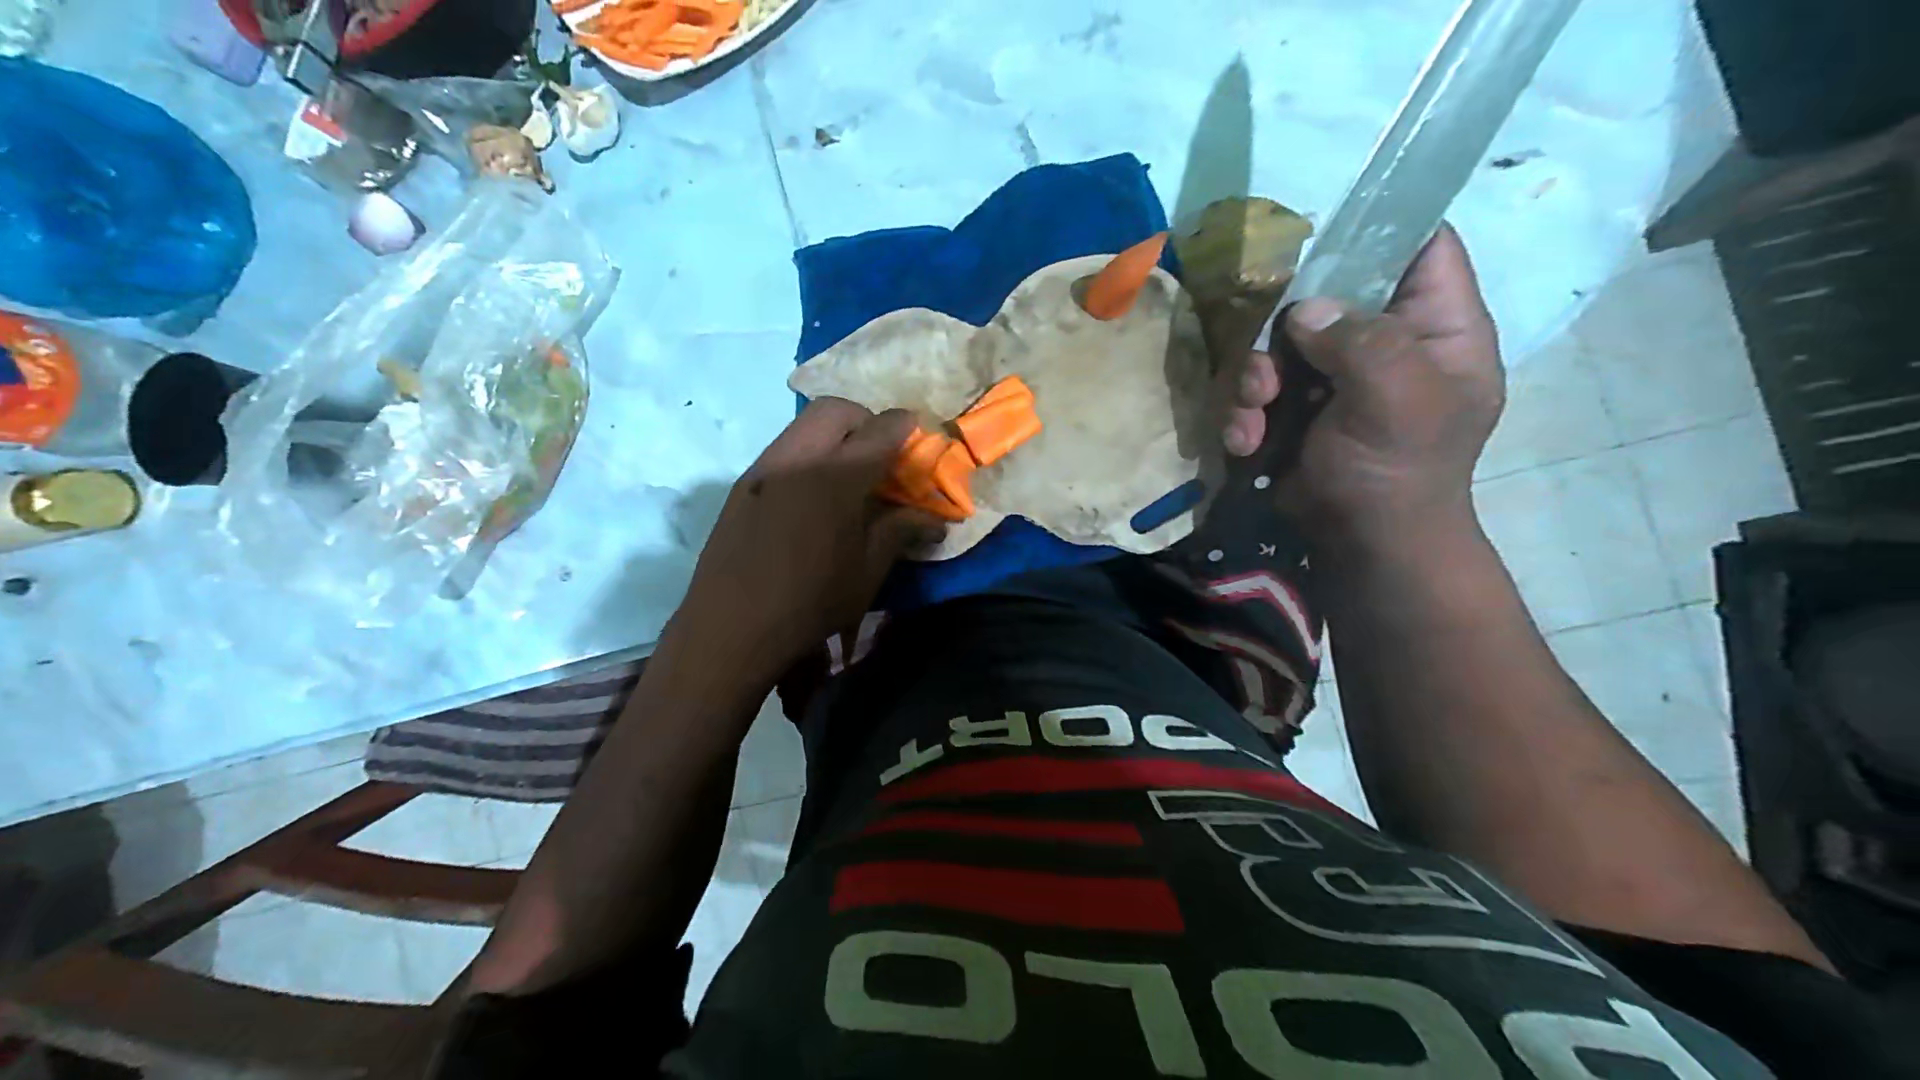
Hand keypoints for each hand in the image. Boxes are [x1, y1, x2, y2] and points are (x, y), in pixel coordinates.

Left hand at [670, 398, 942, 673]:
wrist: (730, 628)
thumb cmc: (809, 603)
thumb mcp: (867, 571)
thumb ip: (901, 531)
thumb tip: (936, 519)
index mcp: (836, 477)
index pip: (882, 428)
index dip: (909, 428)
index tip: (923, 442)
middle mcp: (797, 458)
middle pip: (837, 409)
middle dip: (867, 421)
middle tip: (882, 457)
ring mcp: (764, 468)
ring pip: (804, 425)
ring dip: (834, 435)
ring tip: (848, 476)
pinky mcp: (743, 484)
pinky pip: (783, 449)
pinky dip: (808, 454)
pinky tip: (813, 496)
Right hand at [1221, 225, 1504, 541]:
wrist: (1360, 542)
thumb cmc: (1398, 472)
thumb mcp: (1401, 401)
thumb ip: (1365, 342)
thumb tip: (1305, 310)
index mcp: (1437, 325)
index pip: (1423, 245)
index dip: (1380, 229)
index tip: (1320, 239)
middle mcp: (1383, 338)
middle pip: (1324, 293)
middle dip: (1282, 331)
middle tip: (1268, 375)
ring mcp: (1331, 372)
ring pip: (1276, 341)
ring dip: (1251, 379)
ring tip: (1252, 416)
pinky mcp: (1291, 401)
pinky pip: (1255, 384)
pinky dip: (1242, 411)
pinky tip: (1244, 442)